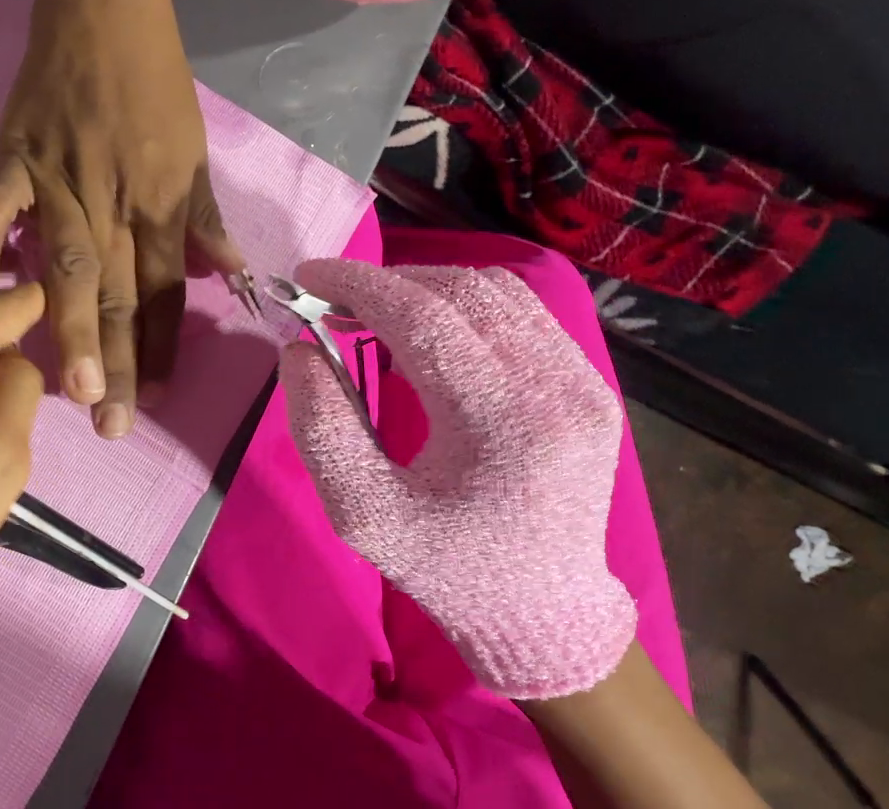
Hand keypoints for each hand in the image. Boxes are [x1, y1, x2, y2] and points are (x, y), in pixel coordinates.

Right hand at [0, 0, 243, 440]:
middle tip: (110, 424)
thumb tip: (232, 275)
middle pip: (120, 289)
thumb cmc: (151, 76)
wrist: (104, 1)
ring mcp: (63, 174)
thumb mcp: (193, 143)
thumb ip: (204, 215)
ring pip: (68, 262)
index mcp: (163, 195)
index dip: (162, 343)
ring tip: (64, 388)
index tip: (153, 397)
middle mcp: (117, 195)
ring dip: (67, 326)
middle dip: (117, 359)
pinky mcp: (17, 151)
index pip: (165, 285)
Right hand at [279, 258, 635, 698]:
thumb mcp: (361, 512)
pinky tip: (423, 329)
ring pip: (494, 291)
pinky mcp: (588, 385)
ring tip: (370, 308)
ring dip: (422, 286)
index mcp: (503, 424)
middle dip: (383, 281)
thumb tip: (300, 347)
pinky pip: (519, 312)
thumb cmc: (445, 566)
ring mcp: (583, 383)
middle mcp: (557, 390)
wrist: (542, 610)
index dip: (358, 285)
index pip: (424, 317)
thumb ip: (320, 426)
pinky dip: (459, 303)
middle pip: (460, 292)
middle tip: (328, 296)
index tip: (306, 277)